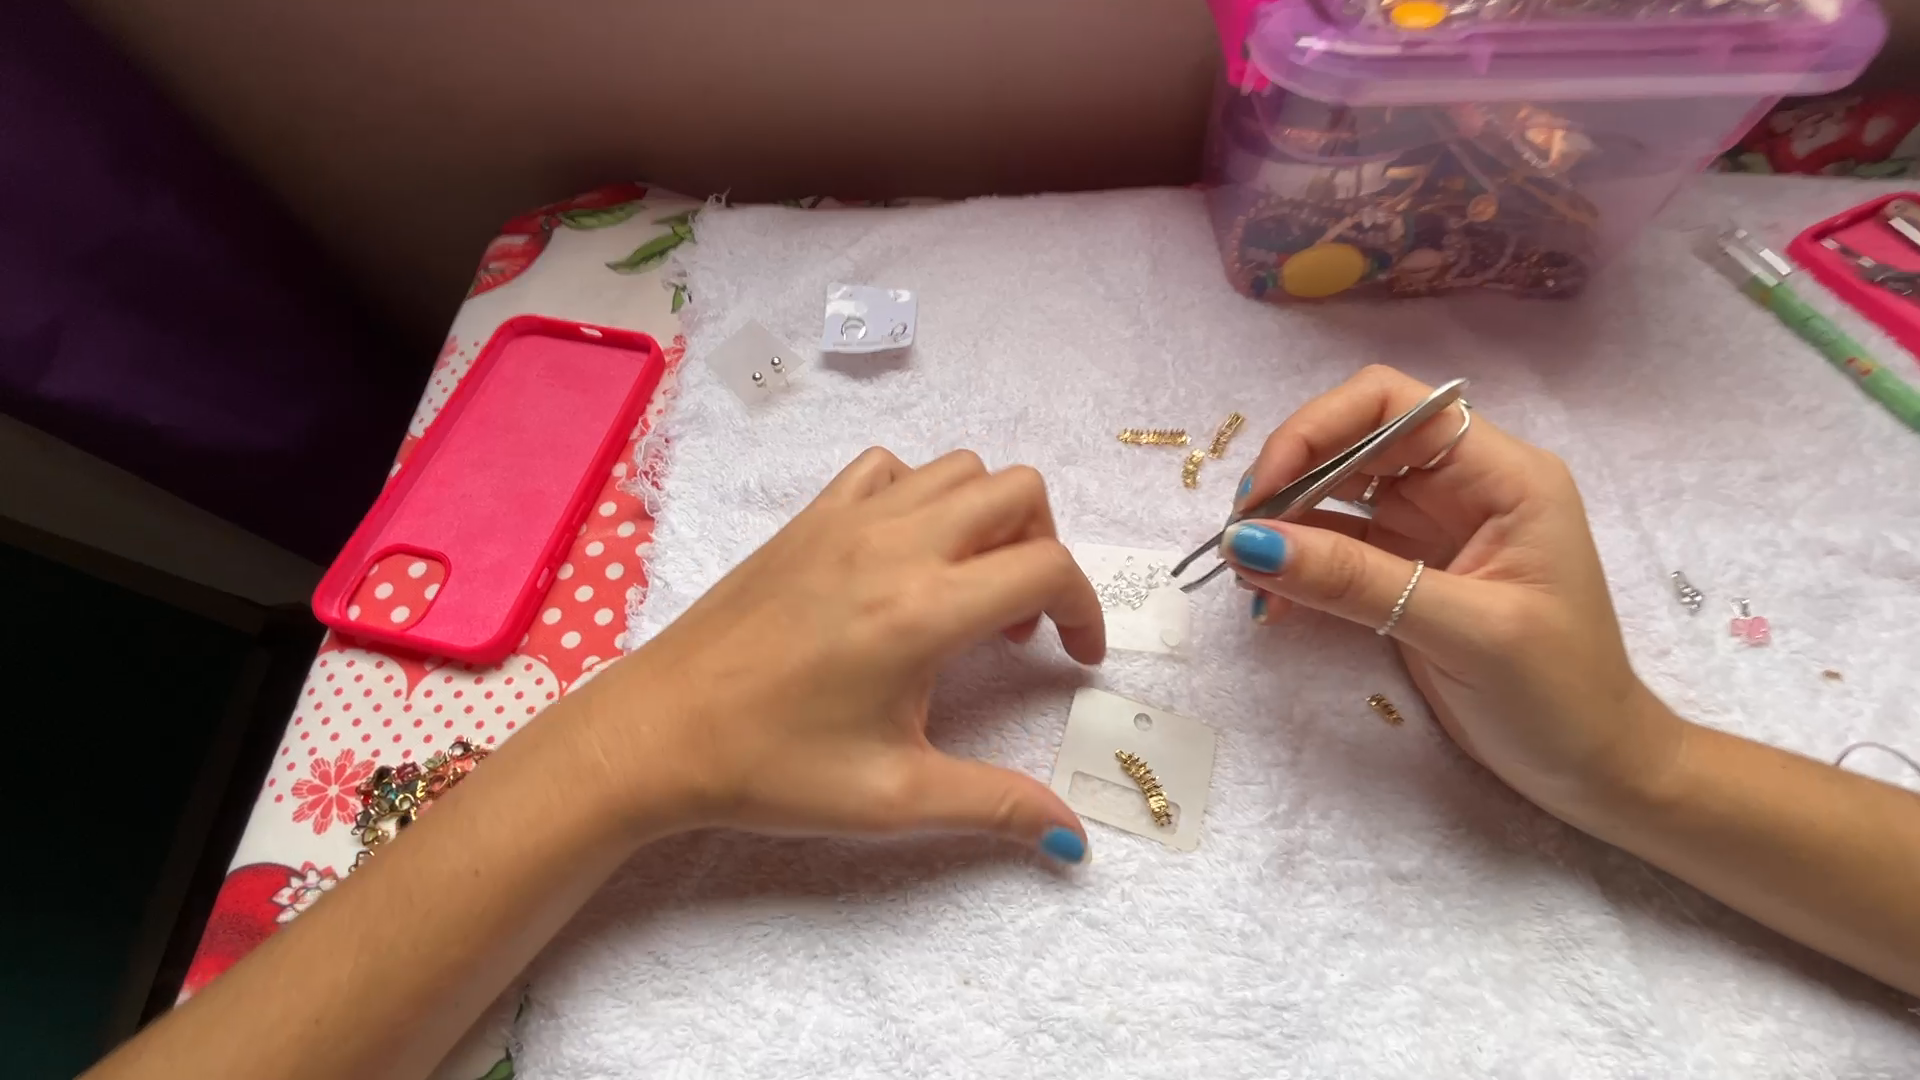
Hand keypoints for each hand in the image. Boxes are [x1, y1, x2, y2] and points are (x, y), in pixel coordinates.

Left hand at [580, 448, 1103, 862]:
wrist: (658, 731)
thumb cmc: (773, 767)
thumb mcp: (894, 796)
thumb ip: (997, 806)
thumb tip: (1073, 837)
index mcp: (923, 610)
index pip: (1046, 568)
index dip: (1085, 609)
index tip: (1077, 656)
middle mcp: (895, 544)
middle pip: (1018, 492)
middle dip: (1046, 548)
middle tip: (1020, 620)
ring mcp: (848, 518)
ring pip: (959, 469)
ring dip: (991, 517)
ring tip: (968, 584)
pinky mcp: (811, 516)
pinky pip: (891, 469)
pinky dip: (922, 495)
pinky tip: (906, 552)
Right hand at [1223, 366, 1680, 814]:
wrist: (1589, 765)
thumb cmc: (1557, 695)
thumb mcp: (1461, 630)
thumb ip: (1353, 580)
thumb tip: (1247, 542)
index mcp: (1498, 474)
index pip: (1388, 404)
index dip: (1314, 430)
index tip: (1263, 493)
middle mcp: (1456, 483)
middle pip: (1346, 441)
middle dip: (1285, 481)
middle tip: (1240, 539)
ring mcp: (1423, 523)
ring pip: (1327, 491)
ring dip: (1279, 525)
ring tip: (1247, 575)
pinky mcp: (1397, 563)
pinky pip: (1327, 542)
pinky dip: (1291, 564)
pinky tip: (1271, 601)